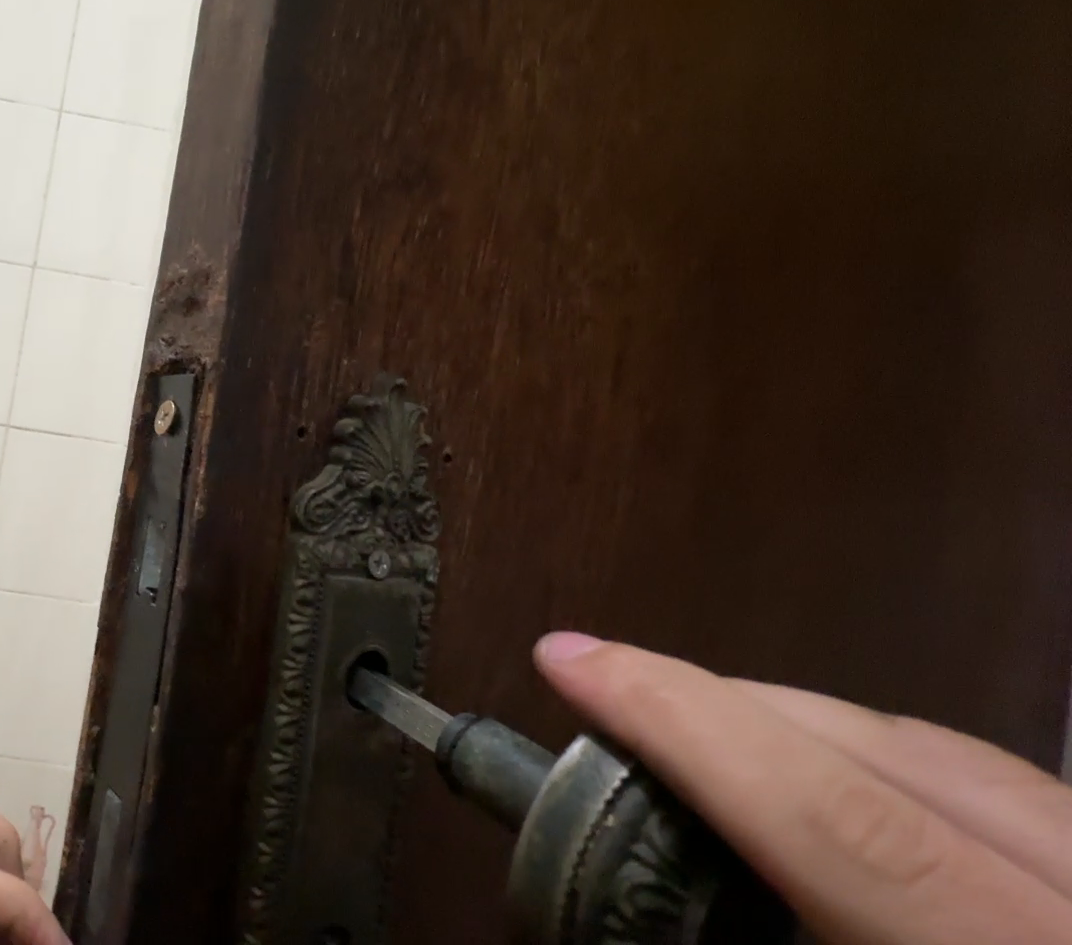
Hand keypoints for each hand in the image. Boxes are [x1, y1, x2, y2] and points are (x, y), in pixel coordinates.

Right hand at [533, 633, 1071, 944]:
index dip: (683, 720)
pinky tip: (830, 778)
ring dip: (798, 722)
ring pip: (956, 752)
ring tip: (699, 724)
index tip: (565, 655)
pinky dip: (887, 761)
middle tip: (610, 688)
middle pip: (901, 757)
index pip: (845, 823)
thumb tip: (625, 906)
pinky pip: (1005, 787)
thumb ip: (750, 942)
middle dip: (726, 702)